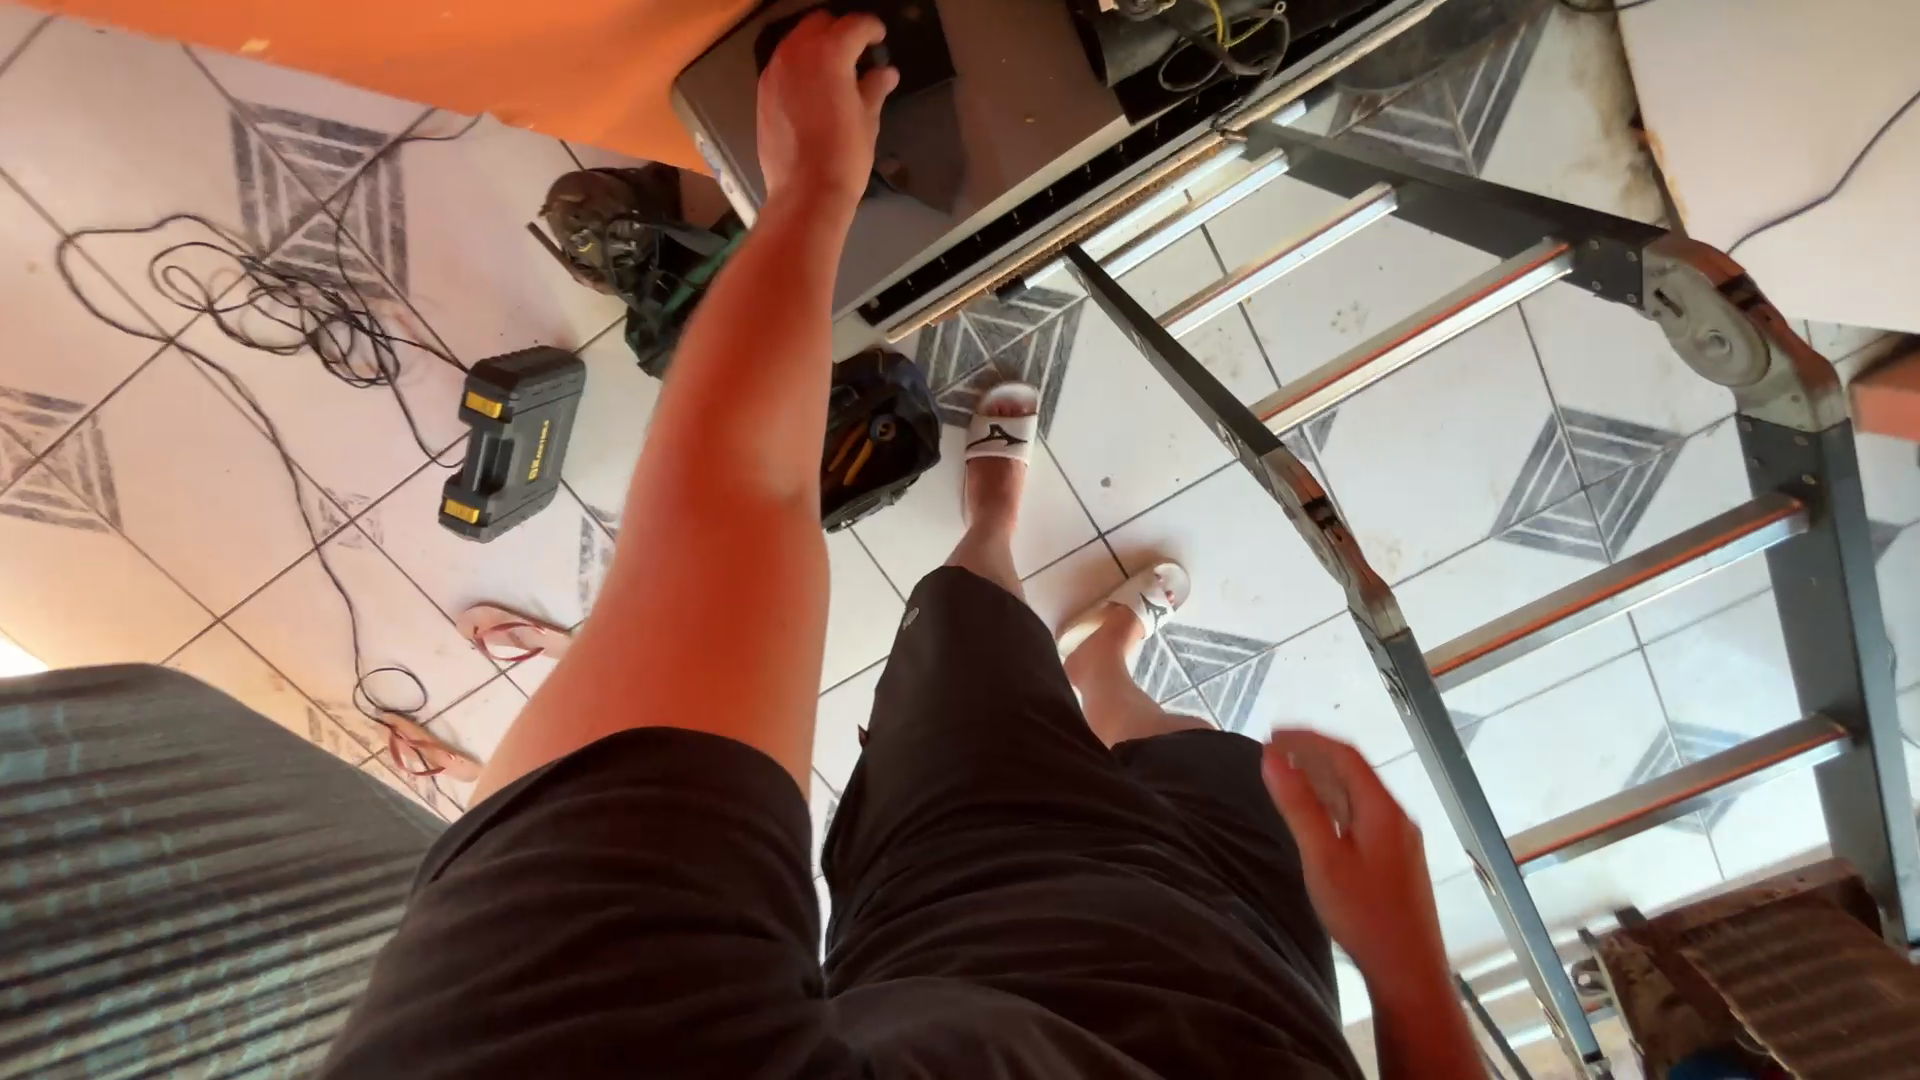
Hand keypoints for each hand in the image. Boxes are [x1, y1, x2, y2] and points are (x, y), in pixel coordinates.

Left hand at [756, 11, 899, 214]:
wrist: (806, 193)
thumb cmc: (845, 158)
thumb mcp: (867, 121)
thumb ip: (874, 89)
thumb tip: (886, 73)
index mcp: (830, 54)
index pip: (854, 26)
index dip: (871, 29)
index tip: (879, 37)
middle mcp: (798, 52)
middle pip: (819, 24)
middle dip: (840, 31)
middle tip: (855, 51)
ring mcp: (775, 71)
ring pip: (797, 42)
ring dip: (816, 47)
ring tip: (832, 70)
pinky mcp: (763, 92)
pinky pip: (783, 66)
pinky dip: (799, 68)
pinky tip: (811, 89)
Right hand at [1261, 730, 1452, 999]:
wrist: (1409, 974)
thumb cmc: (1364, 916)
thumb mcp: (1323, 858)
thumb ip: (1297, 805)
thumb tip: (1270, 758)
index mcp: (1382, 809)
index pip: (1343, 754)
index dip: (1306, 738)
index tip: (1270, 733)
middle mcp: (1395, 816)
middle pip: (1351, 769)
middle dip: (1309, 752)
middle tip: (1270, 749)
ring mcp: (1397, 837)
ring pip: (1354, 791)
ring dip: (1318, 775)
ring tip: (1282, 771)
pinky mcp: (1393, 856)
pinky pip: (1358, 811)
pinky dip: (1329, 798)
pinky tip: (1311, 809)